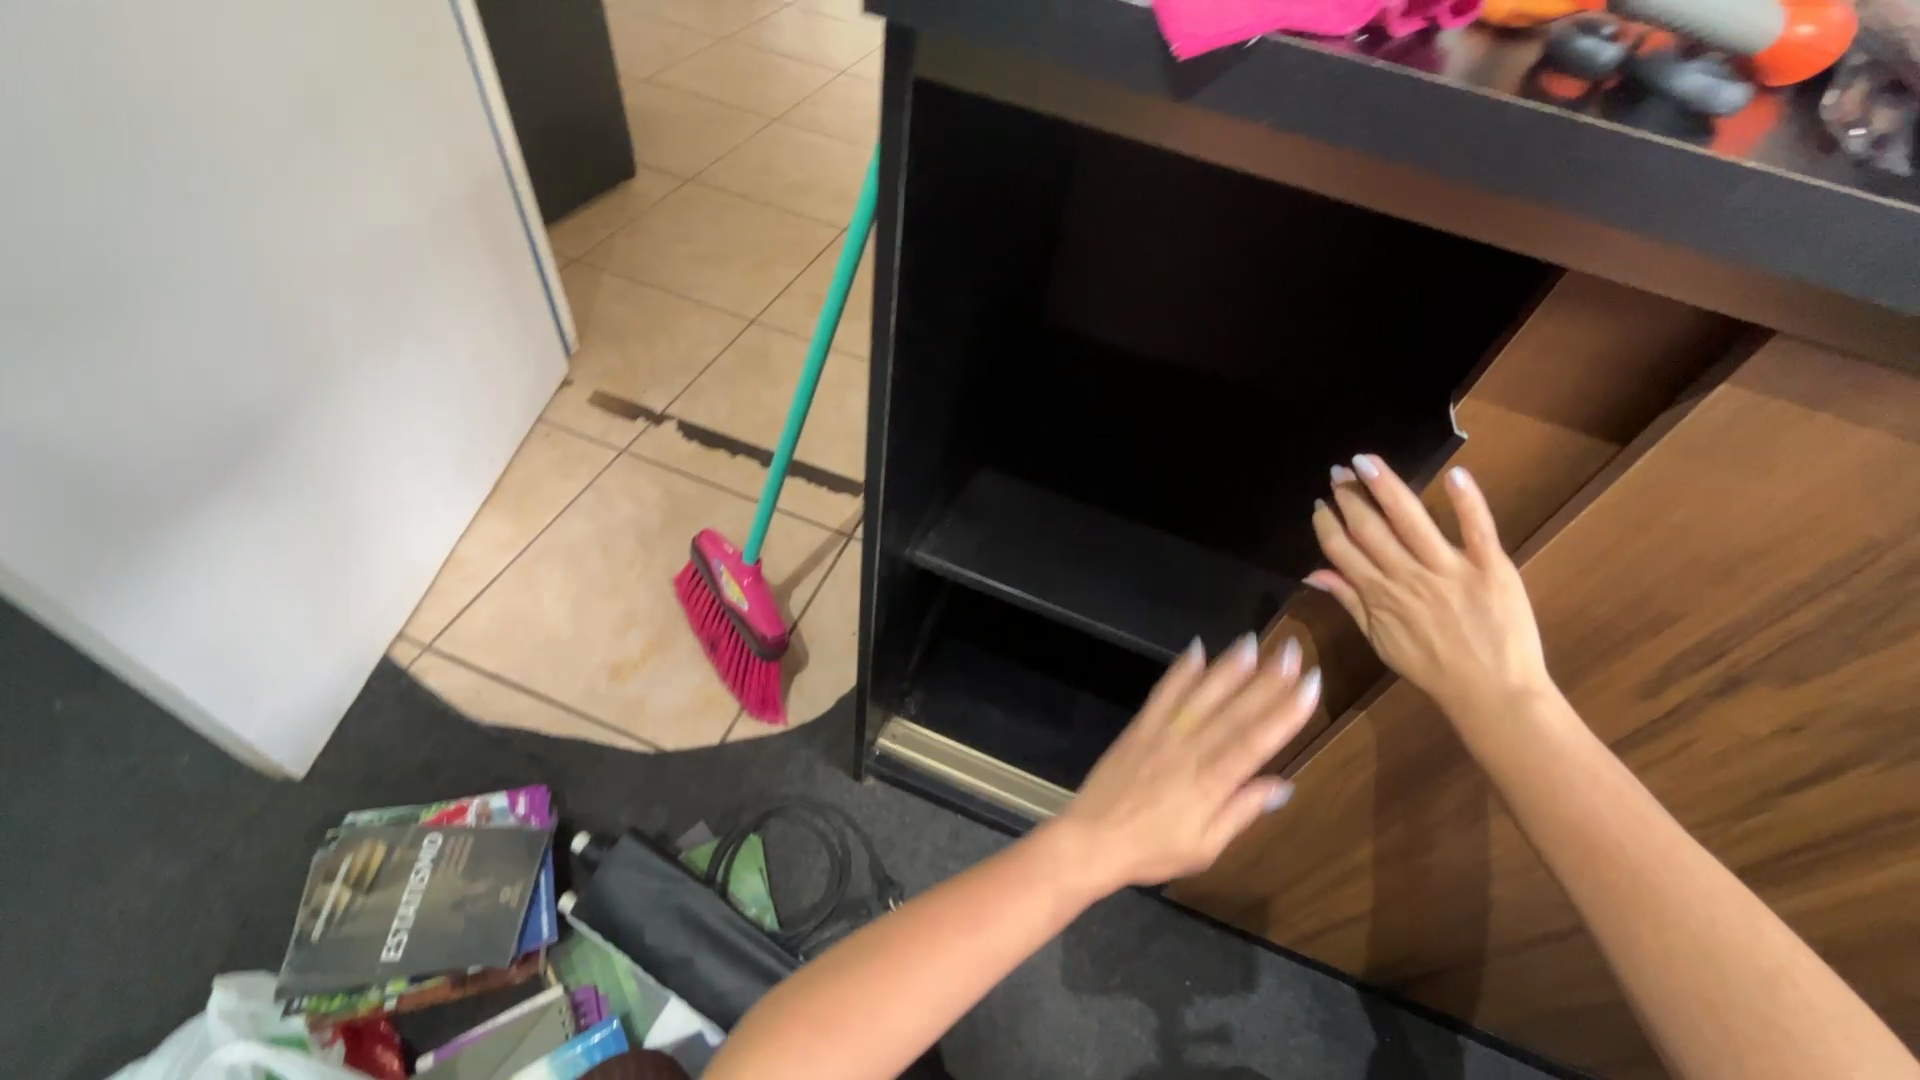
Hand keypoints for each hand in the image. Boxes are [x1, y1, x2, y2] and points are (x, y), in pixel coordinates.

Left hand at [1046, 634, 1319, 893]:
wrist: (1091, 840)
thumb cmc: (1152, 850)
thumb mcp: (1205, 847)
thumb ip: (1242, 811)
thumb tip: (1283, 784)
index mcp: (1211, 782)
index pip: (1256, 740)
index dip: (1286, 711)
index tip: (1311, 684)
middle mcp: (1189, 750)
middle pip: (1234, 710)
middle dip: (1267, 679)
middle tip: (1293, 650)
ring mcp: (1162, 734)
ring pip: (1200, 695)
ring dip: (1228, 667)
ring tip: (1252, 642)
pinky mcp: (1139, 727)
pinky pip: (1163, 693)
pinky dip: (1181, 671)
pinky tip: (1197, 649)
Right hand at [1307, 455, 1553, 720]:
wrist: (1492, 692)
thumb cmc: (1432, 668)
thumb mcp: (1380, 640)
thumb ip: (1349, 602)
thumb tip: (1313, 574)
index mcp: (1379, 595)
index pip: (1342, 549)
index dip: (1327, 522)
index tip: (1320, 502)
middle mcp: (1407, 576)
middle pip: (1370, 527)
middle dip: (1349, 496)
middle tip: (1337, 470)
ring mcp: (1449, 569)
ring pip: (1411, 519)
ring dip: (1386, 486)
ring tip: (1366, 461)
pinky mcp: (1490, 567)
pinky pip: (1477, 528)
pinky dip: (1466, 500)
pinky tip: (1454, 474)